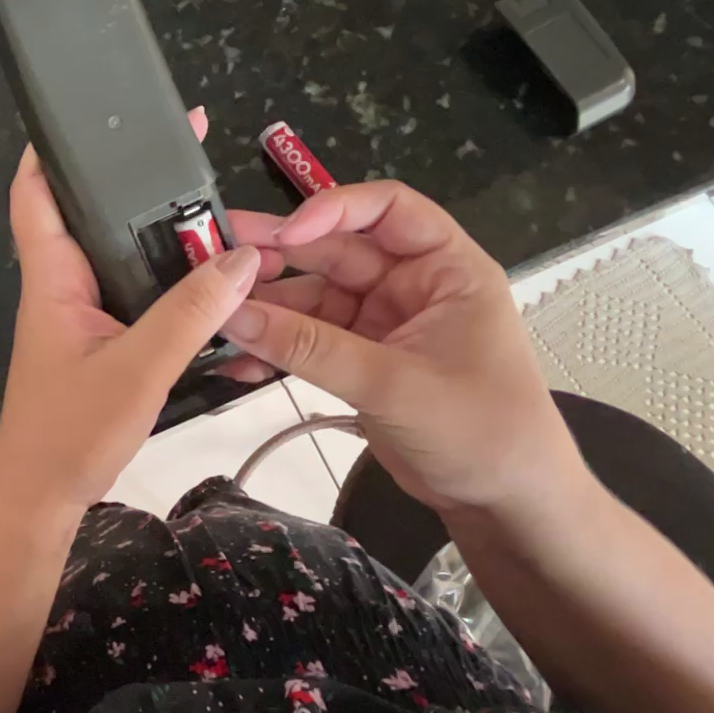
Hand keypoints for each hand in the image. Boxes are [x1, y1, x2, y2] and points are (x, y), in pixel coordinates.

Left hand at [0, 118, 260, 510]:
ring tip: (201, 206)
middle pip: (84, 216)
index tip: (89, 117)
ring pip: (113, 256)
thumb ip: (190, 314)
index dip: (50, 150)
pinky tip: (196, 276)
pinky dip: (159, 277)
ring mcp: (76, 316)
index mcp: (52, 280)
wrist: (41, 497)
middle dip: (126, 183)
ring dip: (150, 232)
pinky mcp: (94, 341)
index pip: (34, 195)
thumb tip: (242, 259)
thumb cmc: (70, 434)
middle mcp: (61, 288)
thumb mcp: (138, 369)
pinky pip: (128, 293)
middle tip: (180, 154)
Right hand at [216, 182, 586, 516]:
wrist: (500, 503)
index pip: (388, 209)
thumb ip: (309, 348)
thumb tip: (231, 313)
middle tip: (212, 257)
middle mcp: (407, 285)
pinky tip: (235, 361)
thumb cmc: (480, 431)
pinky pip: (304, 341)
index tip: (281, 235)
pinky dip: (273, 349)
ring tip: (213, 318)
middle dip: (276, 256)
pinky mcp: (355, 358)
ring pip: (310, 298)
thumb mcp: (392, 383)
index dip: (333, 209)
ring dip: (264, 309)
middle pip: (333, 251)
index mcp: (443, 268)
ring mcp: (377, 322)